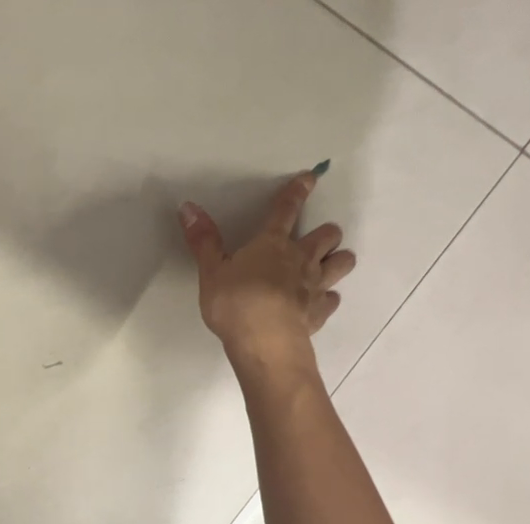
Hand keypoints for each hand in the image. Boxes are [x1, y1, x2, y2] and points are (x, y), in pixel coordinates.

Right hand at [181, 169, 355, 380]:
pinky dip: (326, 299)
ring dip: (338, 260)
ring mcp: (314, 285)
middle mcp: (301, 259)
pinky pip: (332, 300)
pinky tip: (317, 303)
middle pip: (327, 235)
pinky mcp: (319, 312)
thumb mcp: (211, 272)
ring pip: (341, 263)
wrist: (264, 341)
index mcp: (272, 244)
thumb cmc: (235, 303)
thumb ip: (203, 241)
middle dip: (325, 234)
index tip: (310, 177)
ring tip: (329, 266)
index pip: (286, 210)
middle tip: (316, 241)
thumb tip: (188, 206)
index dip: (297, 192)